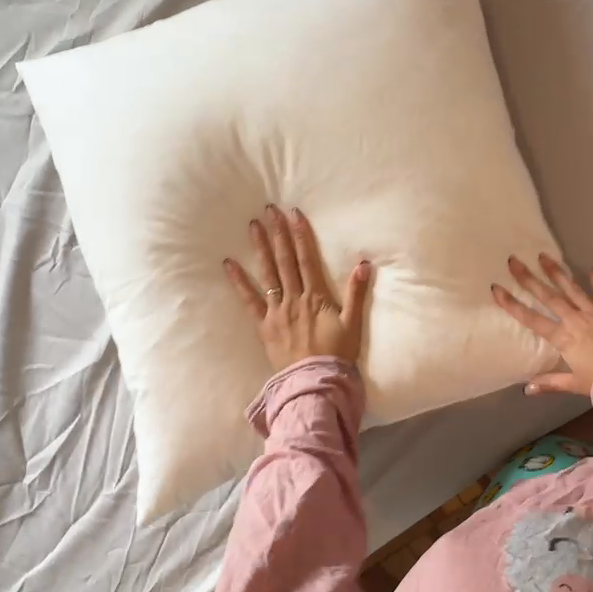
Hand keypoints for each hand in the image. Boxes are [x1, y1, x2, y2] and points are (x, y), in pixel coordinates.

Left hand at [224, 206, 371, 371]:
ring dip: (260, 249)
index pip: (307, 259)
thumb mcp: (353, 323)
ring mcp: (277, 311)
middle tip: (270, 210)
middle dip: (278, 233)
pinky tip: (229, 264)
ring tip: (253, 226)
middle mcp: (294, 299)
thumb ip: (357, 293)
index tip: (294, 214)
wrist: (315, 381)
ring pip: (267, 274)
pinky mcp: (264, 325)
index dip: (301, 235)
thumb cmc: (338, 354)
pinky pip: (249, 300)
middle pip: (285, 260)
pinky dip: (238, 282)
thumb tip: (363, 263)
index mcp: (316, 297)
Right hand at [491, 254, 592, 395]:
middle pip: (549, 296)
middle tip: (514, 261)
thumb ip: (549, 384)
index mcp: (562, 338)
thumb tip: (526, 389)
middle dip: (529, 278)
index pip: (531, 319)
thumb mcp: (573, 384)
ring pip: (572, 290)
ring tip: (544, 257)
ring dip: (557, 272)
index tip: (496, 289)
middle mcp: (575, 320)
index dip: (512, 304)